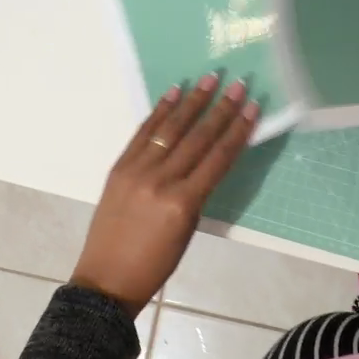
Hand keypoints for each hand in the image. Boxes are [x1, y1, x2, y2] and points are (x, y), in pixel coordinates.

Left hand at [70, 74, 258, 316]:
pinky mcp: (119, 166)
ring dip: (193, 100)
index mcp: (184, 203)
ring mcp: (138, 170)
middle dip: (221, 108)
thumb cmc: (155, 263)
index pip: (218, 157)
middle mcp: (162, 181)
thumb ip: (199, 191)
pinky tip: (174, 92)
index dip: (238, 130)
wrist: (106, 280)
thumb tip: (212, 154)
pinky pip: (143, 133)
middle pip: (198, 137)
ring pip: (171, 128)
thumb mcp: (188, 230)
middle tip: (237, 84)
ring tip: (210, 78)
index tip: (252, 106)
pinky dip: (160, 110)